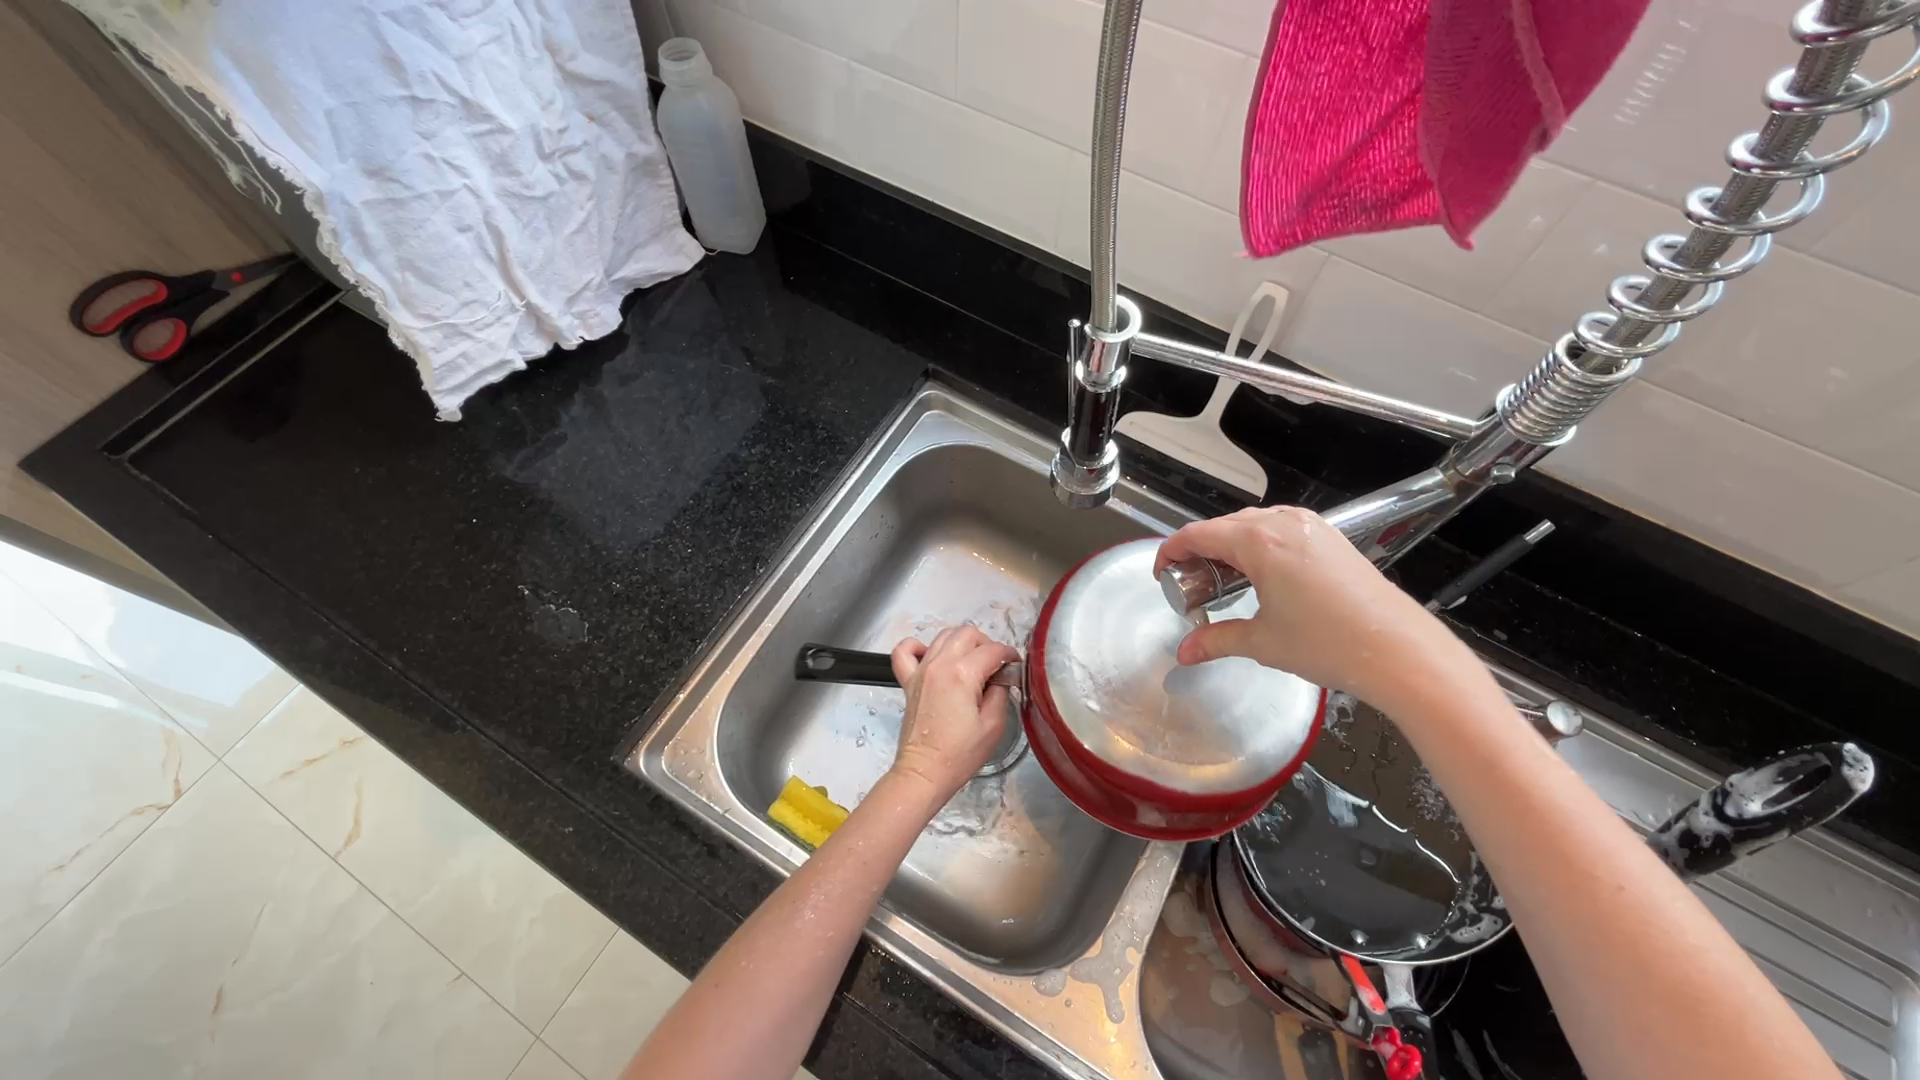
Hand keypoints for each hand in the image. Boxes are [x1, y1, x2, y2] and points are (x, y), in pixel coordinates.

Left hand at [888, 626, 1019, 797]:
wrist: (924, 772)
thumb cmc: (961, 753)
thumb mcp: (993, 725)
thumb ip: (1000, 692)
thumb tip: (1002, 677)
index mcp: (962, 674)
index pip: (992, 650)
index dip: (1009, 655)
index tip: (1015, 666)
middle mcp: (939, 664)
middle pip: (967, 633)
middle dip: (986, 644)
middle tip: (995, 666)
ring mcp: (920, 670)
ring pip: (942, 636)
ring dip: (961, 643)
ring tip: (971, 663)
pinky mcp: (907, 680)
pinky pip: (905, 650)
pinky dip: (918, 646)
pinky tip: (931, 657)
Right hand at [1154, 506, 1469, 709]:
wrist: (1399, 651)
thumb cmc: (1329, 643)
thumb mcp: (1262, 643)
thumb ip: (1216, 641)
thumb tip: (1185, 653)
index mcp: (1259, 541)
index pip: (1198, 534)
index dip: (1172, 551)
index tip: (1162, 573)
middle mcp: (1284, 523)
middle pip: (1224, 525)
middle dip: (1200, 551)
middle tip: (1192, 585)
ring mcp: (1312, 527)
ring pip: (1254, 524)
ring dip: (1230, 547)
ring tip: (1224, 582)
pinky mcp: (1332, 539)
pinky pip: (1281, 530)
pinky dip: (1260, 546)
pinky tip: (1261, 578)